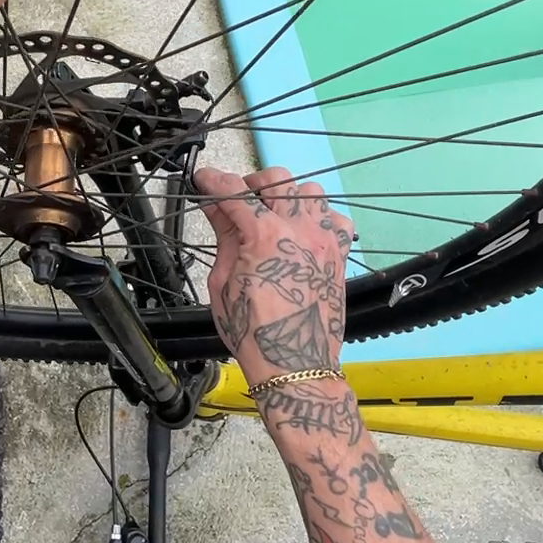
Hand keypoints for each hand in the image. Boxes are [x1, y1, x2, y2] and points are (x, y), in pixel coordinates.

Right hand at [197, 166, 353, 383]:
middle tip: (237, 202)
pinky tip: (301, 232)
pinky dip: (317, 216)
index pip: (233, 192)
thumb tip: (216, 208)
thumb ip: (224, 237)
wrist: (294, 364)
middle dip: (251, 184)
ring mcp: (324, 240)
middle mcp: (299, 231)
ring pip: (309, 191)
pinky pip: (335, 217)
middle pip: (276, 180)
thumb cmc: (253, 331)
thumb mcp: (223, 282)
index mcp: (264, 236)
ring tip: (272, 215)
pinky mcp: (339, 254)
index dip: (213, 180)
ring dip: (286, 196)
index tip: (203, 178)